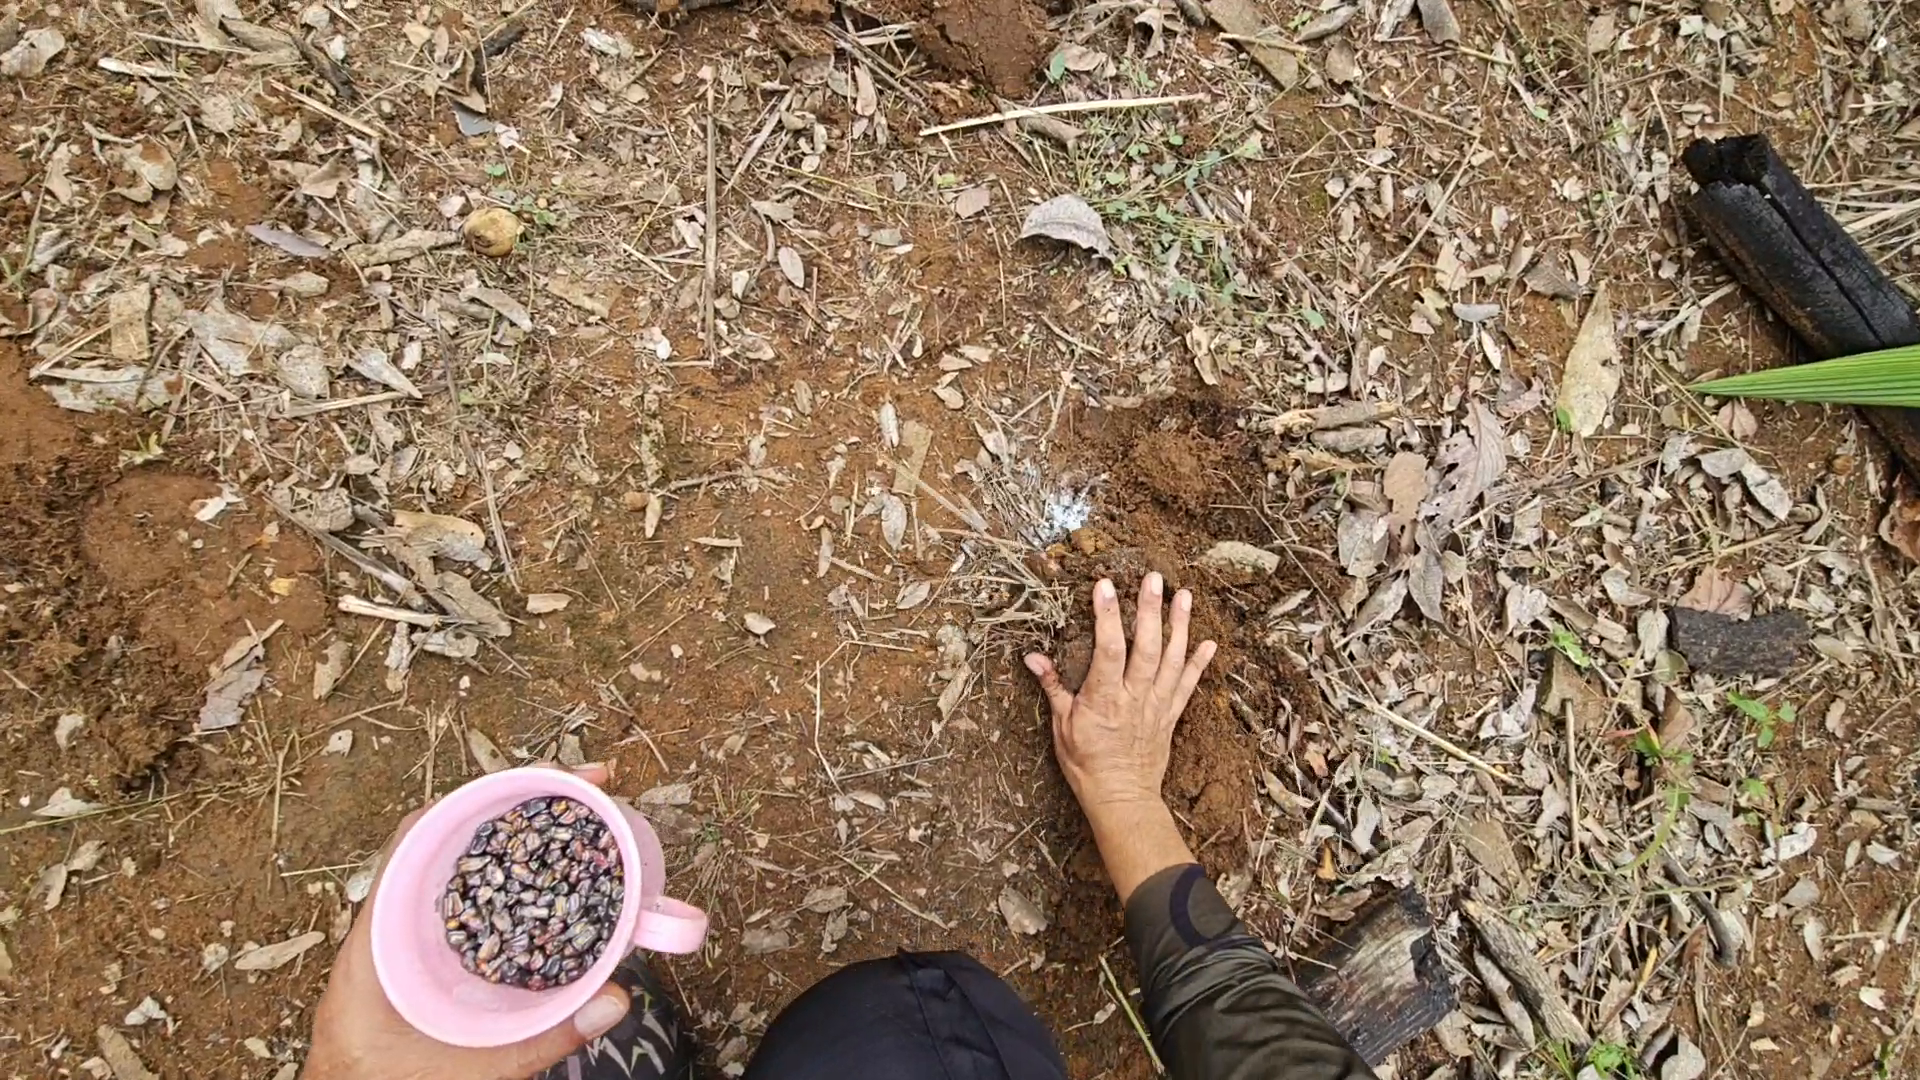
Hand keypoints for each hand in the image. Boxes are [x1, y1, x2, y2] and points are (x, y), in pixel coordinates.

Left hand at [305, 764, 631, 1079]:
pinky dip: (521, 862)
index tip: (551, 780)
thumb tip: (617, 999)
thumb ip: (540, 1040)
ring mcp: (413, 931)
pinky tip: (559, 865)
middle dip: (526, 798)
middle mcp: (392, 921)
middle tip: (592, 787)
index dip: (484, 794)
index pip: (420, 834)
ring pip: (470, 854)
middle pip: (456, 830)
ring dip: (526, 826)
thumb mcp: (464, 1073)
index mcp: (377, 938)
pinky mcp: (436, 946)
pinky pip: (479, 884)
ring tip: (587, 812)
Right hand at [1025, 574, 1216, 811]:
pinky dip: (1199, 663)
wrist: (1121, 799)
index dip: (1107, 616)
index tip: (1105, 585)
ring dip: (1180, 626)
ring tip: (1184, 595)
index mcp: (1104, 698)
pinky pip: (1189, 686)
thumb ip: (1052, 687)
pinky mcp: (1170, 715)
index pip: (1108, 649)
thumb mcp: (1061, 726)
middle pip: (1147, 647)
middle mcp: (1135, 697)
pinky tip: (1208, 642)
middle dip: (1150, 609)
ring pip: (1173, 660)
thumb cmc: (1086, 764)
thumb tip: (1031, 657)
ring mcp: (1157, 705)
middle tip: (1153, 578)